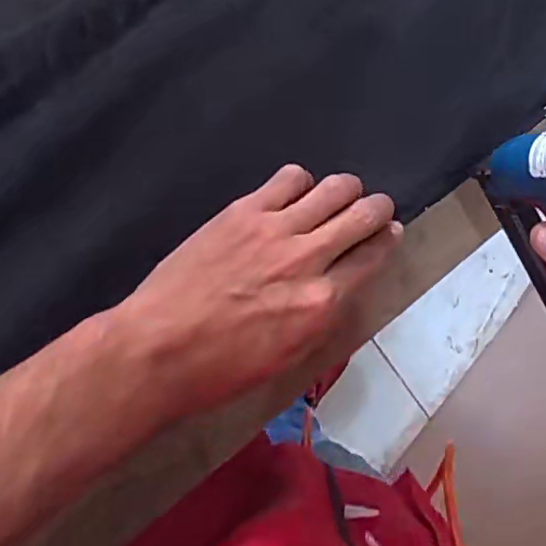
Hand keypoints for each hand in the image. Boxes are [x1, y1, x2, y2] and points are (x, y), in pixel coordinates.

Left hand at [107, 165, 402, 419]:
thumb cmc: (221, 368)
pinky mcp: (246, 209)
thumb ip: (326, 313)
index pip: (374, 254)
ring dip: (346, 190)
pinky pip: (291, 177)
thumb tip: (348, 279)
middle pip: (365, 213)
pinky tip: (294, 195)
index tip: (389, 231)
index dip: (387, 238)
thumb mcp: (289, 356)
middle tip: (372, 210)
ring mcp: (276, 228)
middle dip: (378, 208)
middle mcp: (308, 259)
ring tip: (337, 198)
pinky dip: (302, 182)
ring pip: (335, 187)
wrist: (156, 349)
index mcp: (322, 304)